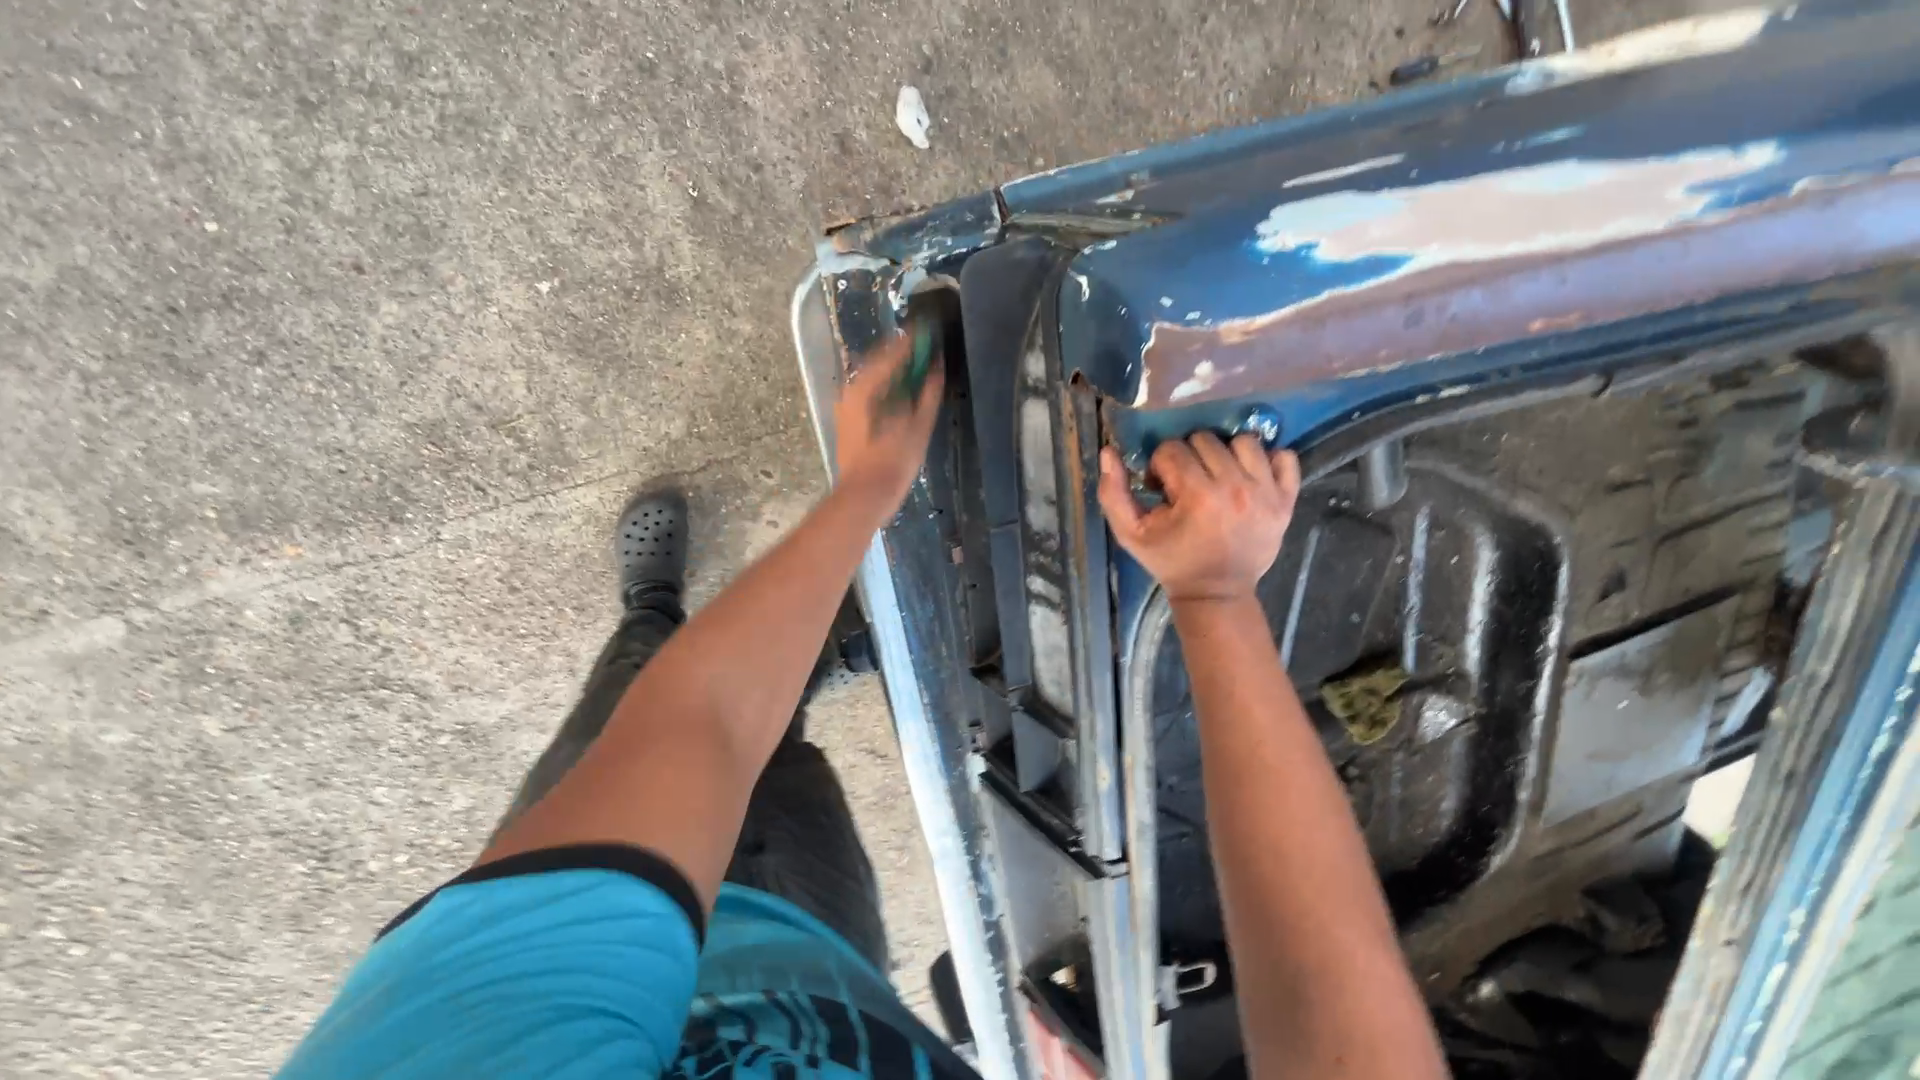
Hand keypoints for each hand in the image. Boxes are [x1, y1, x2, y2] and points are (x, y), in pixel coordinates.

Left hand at [833, 331, 944, 512]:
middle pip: (878, 362)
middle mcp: (851, 390)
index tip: (927, 329)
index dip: (911, 340)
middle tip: (924, 346)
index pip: (891, 352)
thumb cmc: (892, 463)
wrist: (864, 497)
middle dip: (901, 354)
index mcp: (865, 387)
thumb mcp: (918, 428)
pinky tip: (901, 393)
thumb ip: (929, 394)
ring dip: (893, 371)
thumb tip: (937, 367)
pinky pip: (868, 393)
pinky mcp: (848, 420)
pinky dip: (885, 387)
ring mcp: (846, 405)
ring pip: (872, 378)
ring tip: (916, 367)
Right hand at [1097, 433, 1300, 603]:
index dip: (1160, 467)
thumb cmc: (1171, 561)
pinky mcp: (1286, 500)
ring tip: (1218, 478)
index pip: (1171, 450)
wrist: (1216, 593)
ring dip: (1226, 454)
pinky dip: (1269, 461)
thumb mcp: (1130, 534)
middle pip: (1206, 440)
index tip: (1162, 489)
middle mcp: (1235, 487)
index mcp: (1197, 496)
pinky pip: (1285, 458)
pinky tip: (1250, 476)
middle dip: (1190, 458)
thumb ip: (1113, 493)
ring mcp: (1266, 493)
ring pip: (1244, 441)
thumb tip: (1108, 452)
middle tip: (1187, 485)